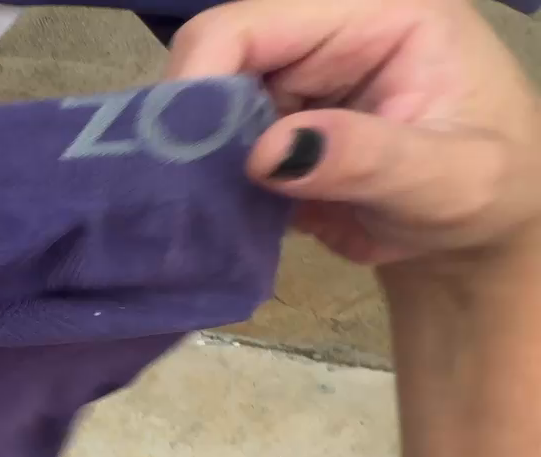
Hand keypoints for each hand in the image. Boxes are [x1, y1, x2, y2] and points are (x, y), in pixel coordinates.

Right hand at [168, 0, 540, 268]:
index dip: (195, 82)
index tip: (179, 159)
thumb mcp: (448, 181)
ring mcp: (286, 88)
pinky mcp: (259, 131)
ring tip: (198, 211)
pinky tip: (205, 214)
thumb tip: (266, 152)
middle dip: (182, 130)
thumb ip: (368, 161)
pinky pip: (198, 149)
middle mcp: (322, 42)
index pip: (246, 26)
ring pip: (191, 112)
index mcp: (378, 19)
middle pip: (204, 65)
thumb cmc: (485, 196)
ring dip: (181, 164)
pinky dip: (188, 185)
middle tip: (186, 196)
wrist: (469, 228)